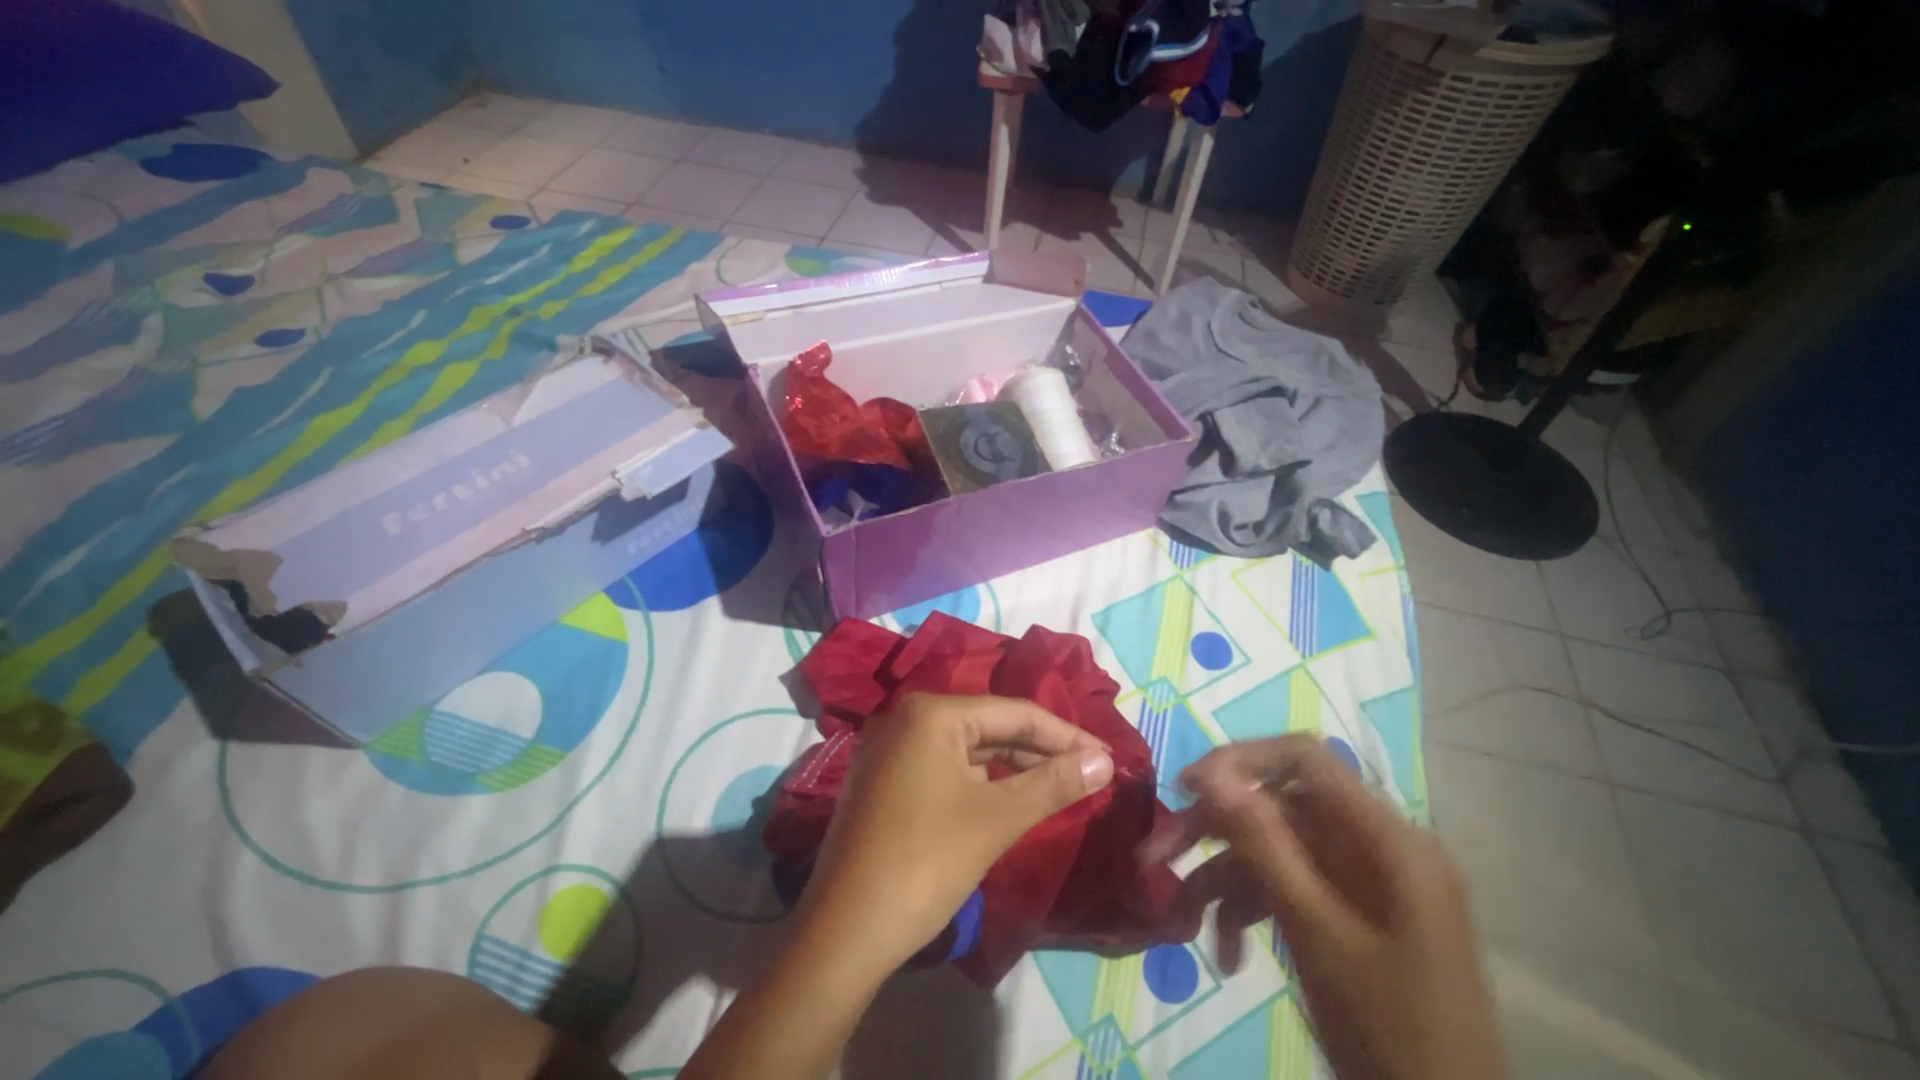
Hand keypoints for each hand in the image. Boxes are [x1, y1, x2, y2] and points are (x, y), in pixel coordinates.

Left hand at [797, 692, 1115, 971]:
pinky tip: (1011, 802)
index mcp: (931, 713)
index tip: (1110, 756)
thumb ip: (1053, 784)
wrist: (847, 930)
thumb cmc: (927, 862)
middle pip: (990, 727)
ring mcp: (889, 752)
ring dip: (1014, 768)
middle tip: (1092, 775)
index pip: (1015, 712)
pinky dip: (982, 783)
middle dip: (1041, 751)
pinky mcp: (883, 784)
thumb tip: (1105, 760)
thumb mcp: (997, 819)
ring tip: (1060, 789)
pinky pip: (945, 769)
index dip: (1067, 735)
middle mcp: (905, 719)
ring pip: (968, 751)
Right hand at [1143, 736, 1505, 1079]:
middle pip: (1283, 812)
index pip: (1305, 760)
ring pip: (1281, 856)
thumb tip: (1211, 771)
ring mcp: (1371, 887)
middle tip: (1152, 859)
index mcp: (1388, 840)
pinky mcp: (1359, 920)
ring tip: (1180, 926)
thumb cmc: (1390, 1029)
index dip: (1239, 762)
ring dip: (1226, 884)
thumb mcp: (1316, 933)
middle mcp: (1380, 849)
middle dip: (1216, 834)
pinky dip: (1256, 914)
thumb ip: (1263, 845)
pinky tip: (1228, 957)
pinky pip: (1296, 893)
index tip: (1181, 789)